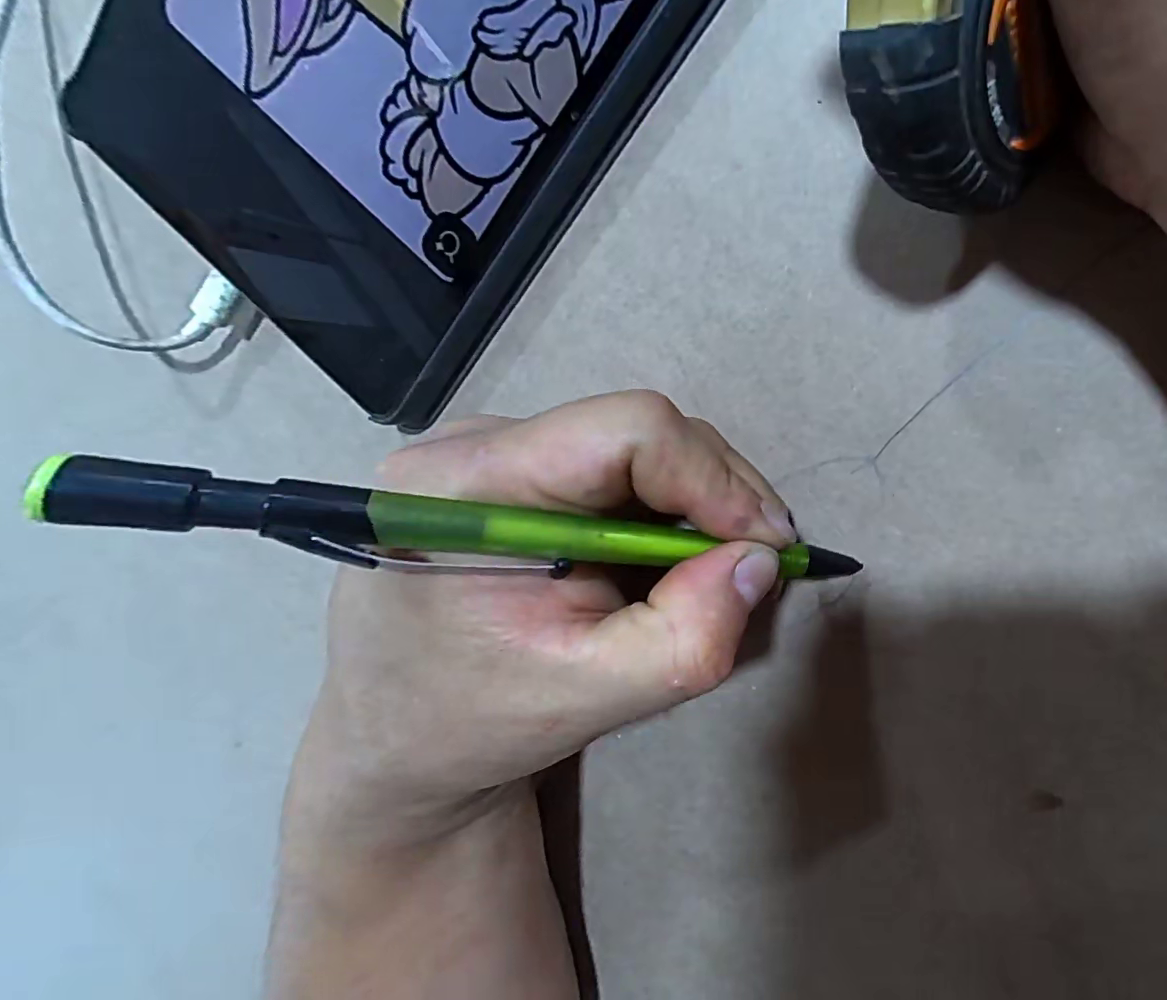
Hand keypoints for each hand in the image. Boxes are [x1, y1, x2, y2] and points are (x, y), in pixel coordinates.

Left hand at [288, 391, 796, 849]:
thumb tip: (760, 562)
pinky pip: (631, 469)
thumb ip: (688, 636)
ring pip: (647, 446)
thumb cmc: (474, 723)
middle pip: (645, 431)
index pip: (628, 430)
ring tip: (723, 569)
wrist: (401, 736)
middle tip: (763, 561)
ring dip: (705, 504)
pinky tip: (680, 560)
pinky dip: (677, 511)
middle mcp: (483, 444)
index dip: (713, 480)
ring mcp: (507, 450)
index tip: (765, 546)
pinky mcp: (531, 469)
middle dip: (721, 494)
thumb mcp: (590, 697)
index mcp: (468, 485)